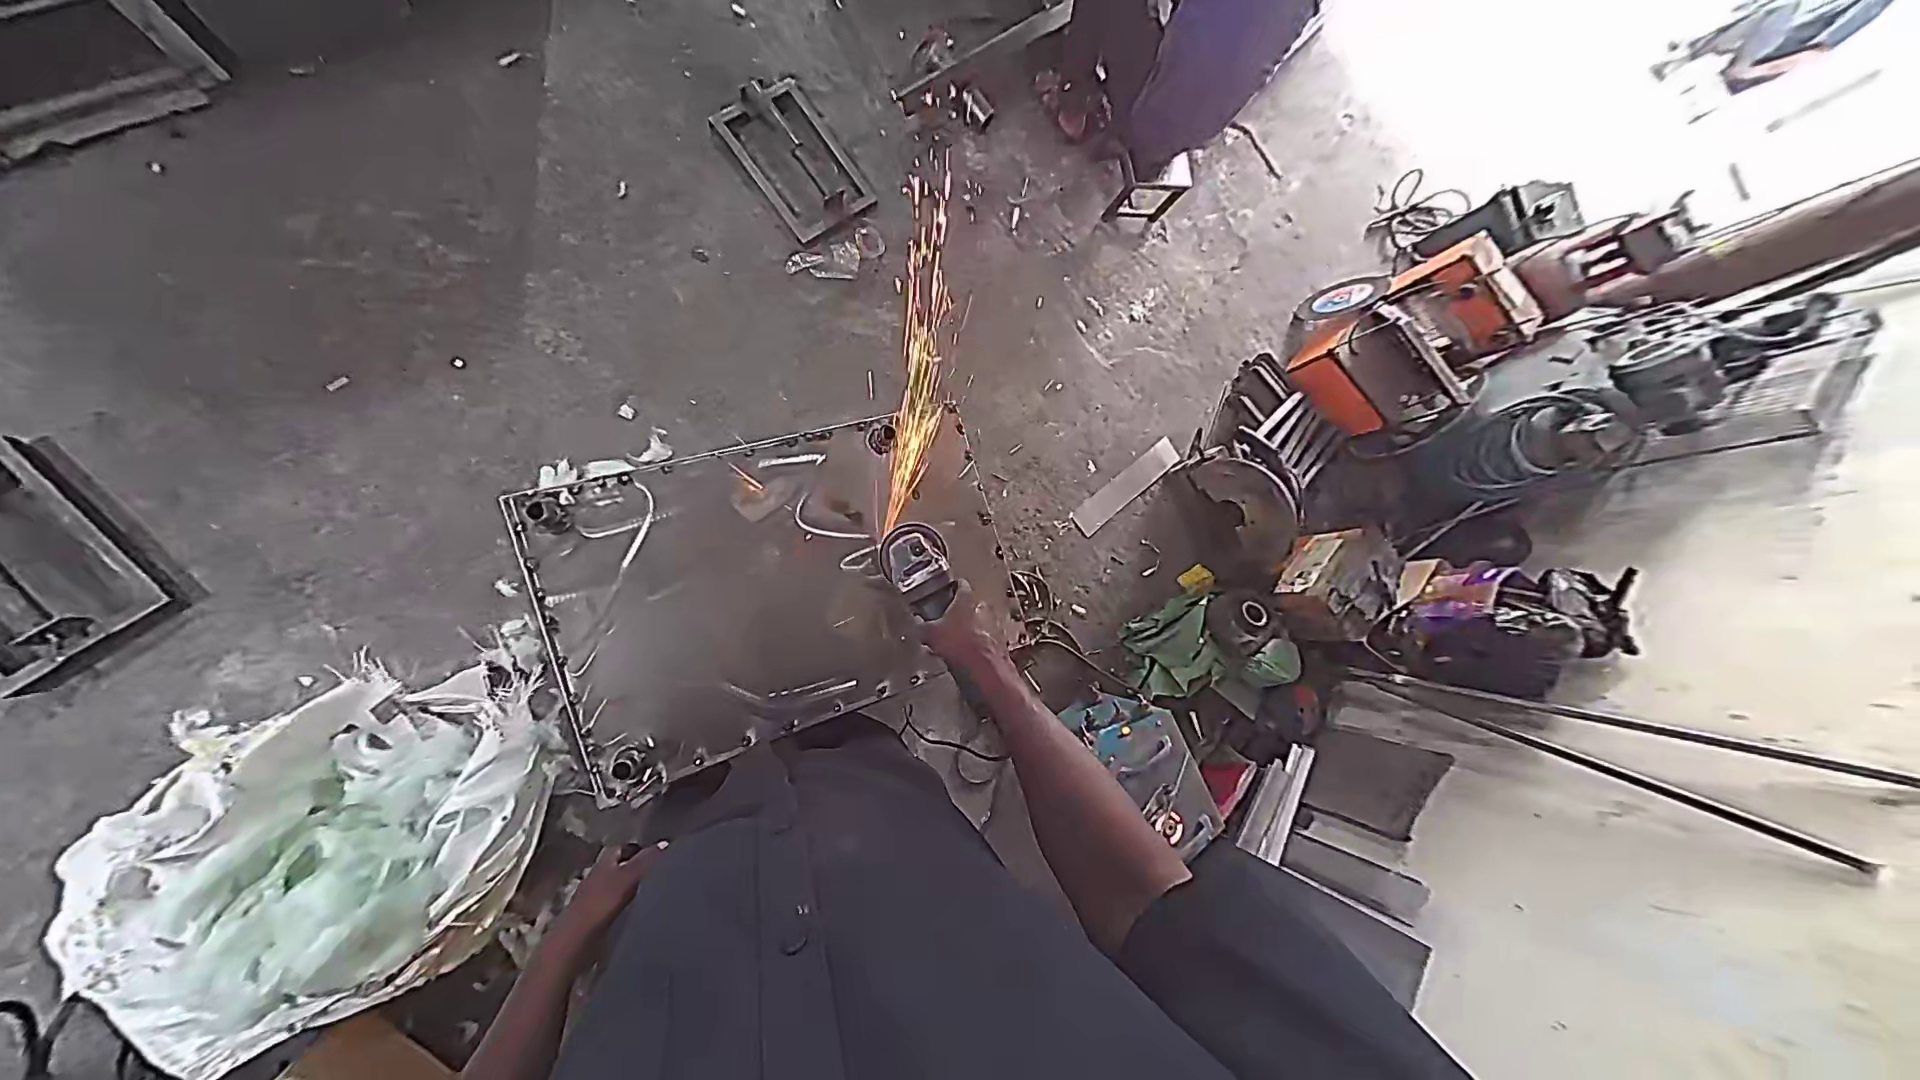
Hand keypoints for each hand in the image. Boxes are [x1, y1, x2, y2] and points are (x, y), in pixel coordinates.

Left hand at [550, 842, 666, 950]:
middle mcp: (596, 877)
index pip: (622, 848)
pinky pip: (616, 907)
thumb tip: (665, 843)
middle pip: (620, 867)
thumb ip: (647, 859)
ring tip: (655, 892)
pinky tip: (640, 912)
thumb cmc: (601, 904)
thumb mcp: (629, 877)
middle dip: (637, 868)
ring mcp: (593, 900)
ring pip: (618, 887)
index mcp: (603, 863)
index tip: (659, 853)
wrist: (574, 944)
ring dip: (633, 889)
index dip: (638, 848)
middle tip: (661, 872)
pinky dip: (627, 907)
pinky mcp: (593, 921)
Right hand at [920, 580, 1000, 668]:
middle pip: (971, 605)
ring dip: (972, 629)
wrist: (984, 669)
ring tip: (958, 641)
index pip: (961, 585)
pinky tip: (969, 655)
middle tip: (949, 621)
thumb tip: (917, 627)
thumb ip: (922, 627)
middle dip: (961, 613)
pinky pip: (988, 639)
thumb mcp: (930, 635)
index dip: (953, 587)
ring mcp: (995, 625)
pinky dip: (979, 644)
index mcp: (966, 600)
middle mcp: (983, 608)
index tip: (948, 589)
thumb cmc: (959, 644)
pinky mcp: (1001, 643)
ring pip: (981, 622)